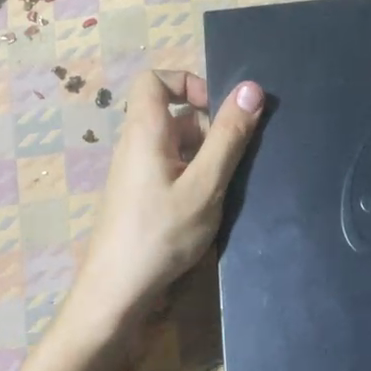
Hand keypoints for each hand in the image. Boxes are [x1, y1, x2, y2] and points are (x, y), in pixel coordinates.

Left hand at [60, 70, 263, 337]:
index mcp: (145, 131)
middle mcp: (135, 145)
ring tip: (227, 190)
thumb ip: (228, 137)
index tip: (219, 110)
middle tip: (236, 161)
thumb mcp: (205, 185)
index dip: (188, 82)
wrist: (117, 290)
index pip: (155, 79)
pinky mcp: (139, 199)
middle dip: (209, 130)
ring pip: (177, 148)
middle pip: (174, 116)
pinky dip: (194, 181)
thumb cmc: (161, 234)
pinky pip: (171, 173)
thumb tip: (252, 88)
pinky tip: (209, 210)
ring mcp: (135, 174)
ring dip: (206, 160)